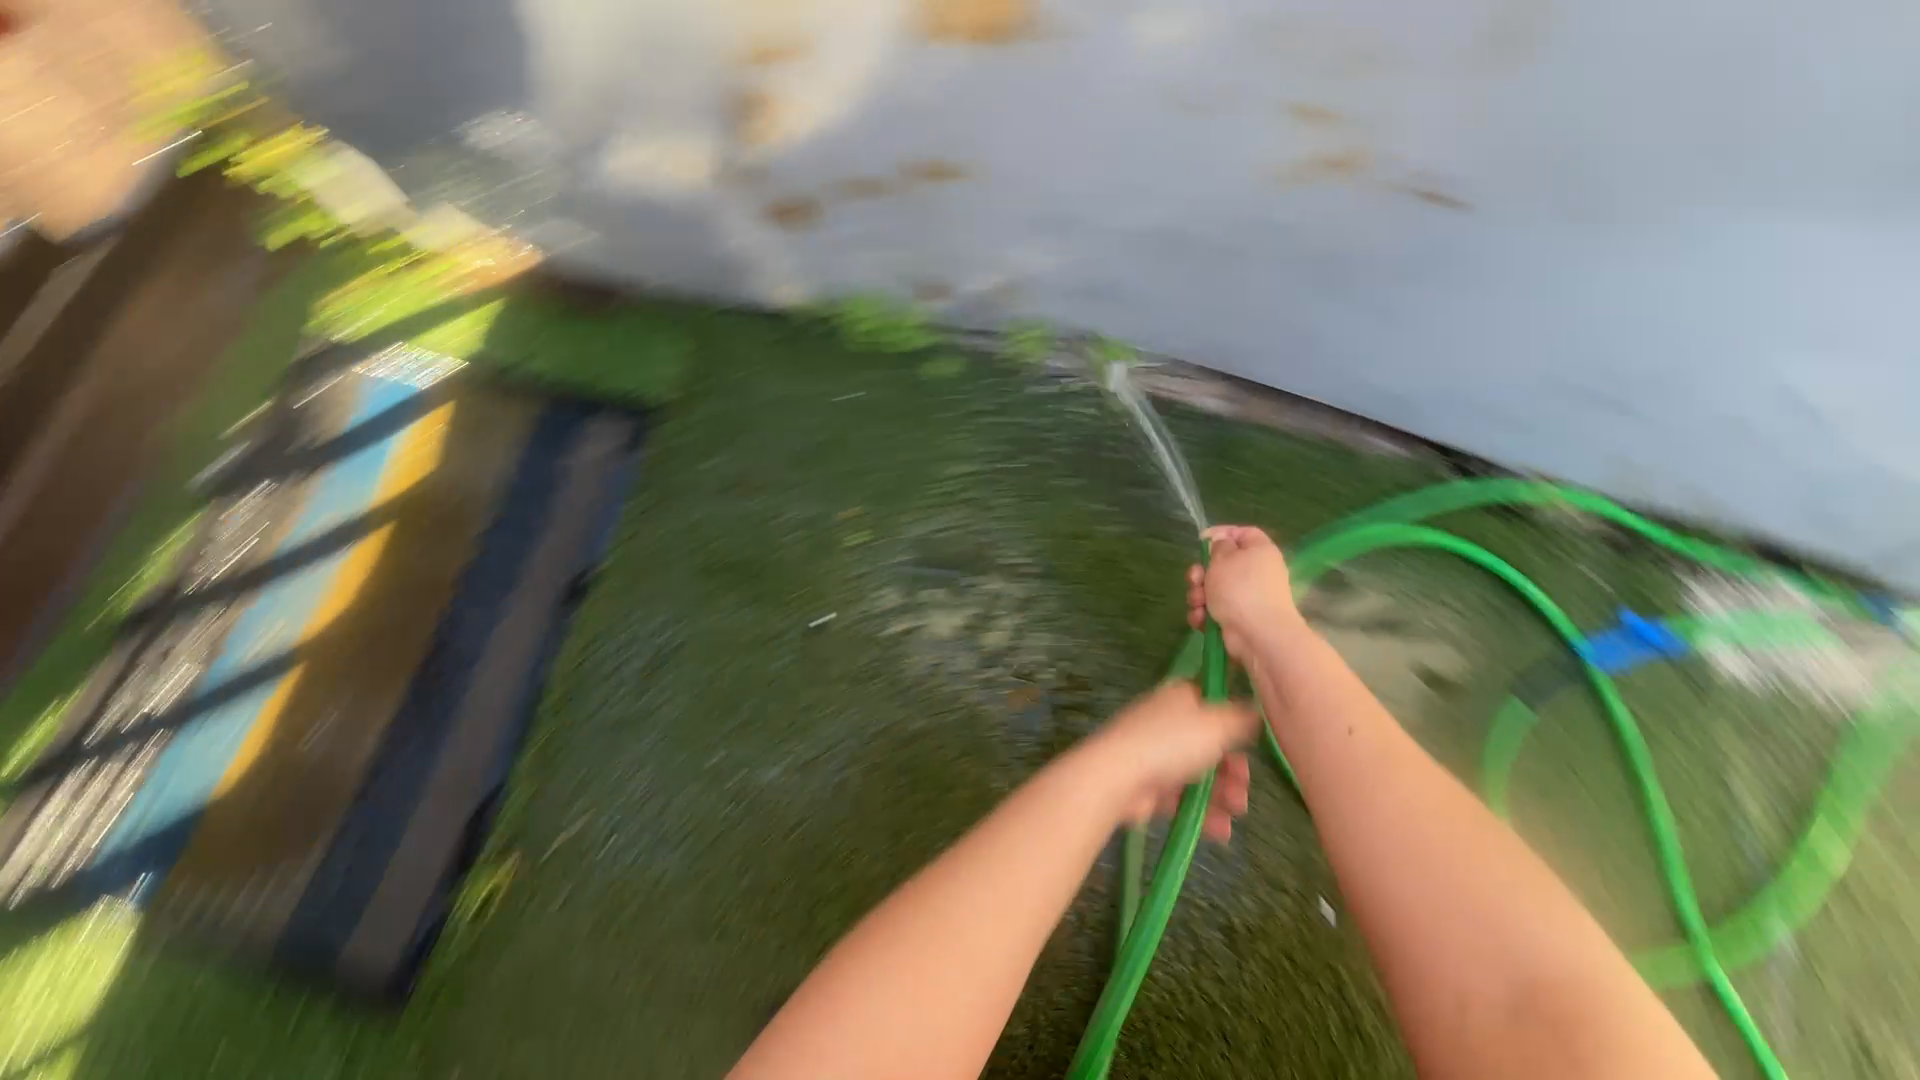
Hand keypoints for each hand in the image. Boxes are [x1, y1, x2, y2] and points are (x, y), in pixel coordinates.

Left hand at [1087, 681, 1256, 842]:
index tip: (1252, 743)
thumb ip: (1242, 719)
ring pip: (1199, 774)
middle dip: (1233, 768)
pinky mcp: (1150, 787)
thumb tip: (1255, 710)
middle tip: (1244, 787)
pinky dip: (1203, 813)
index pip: (1213, 703)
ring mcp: (1157, 755)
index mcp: (1181, 697)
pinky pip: (1183, 799)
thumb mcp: (1218, 724)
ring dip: (1223, 794)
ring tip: (1236, 811)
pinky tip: (1221, 831)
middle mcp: (1168, 723)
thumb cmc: (1171, 743)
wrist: (1117, 778)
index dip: (1235, 723)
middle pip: (1210, 745)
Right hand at [1187, 525, 1305, 662]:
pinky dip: (1204, 615)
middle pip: (1222, 565)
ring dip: (1199, 596)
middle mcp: (1255, 573)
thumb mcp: (1223, 558)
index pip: (1243, 533)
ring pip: (1213, 590)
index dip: (1222, 533)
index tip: (1202, 540)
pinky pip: (1214, 611)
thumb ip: (1218, 546)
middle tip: (1195, 579)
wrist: (1256, 634)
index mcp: (1259, 552)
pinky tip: (1201, 619)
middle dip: (1202, 573)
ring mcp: (1247, 598)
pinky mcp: (1237, 619)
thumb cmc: (1240, 589)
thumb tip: (1221, 543)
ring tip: (1198, 603)